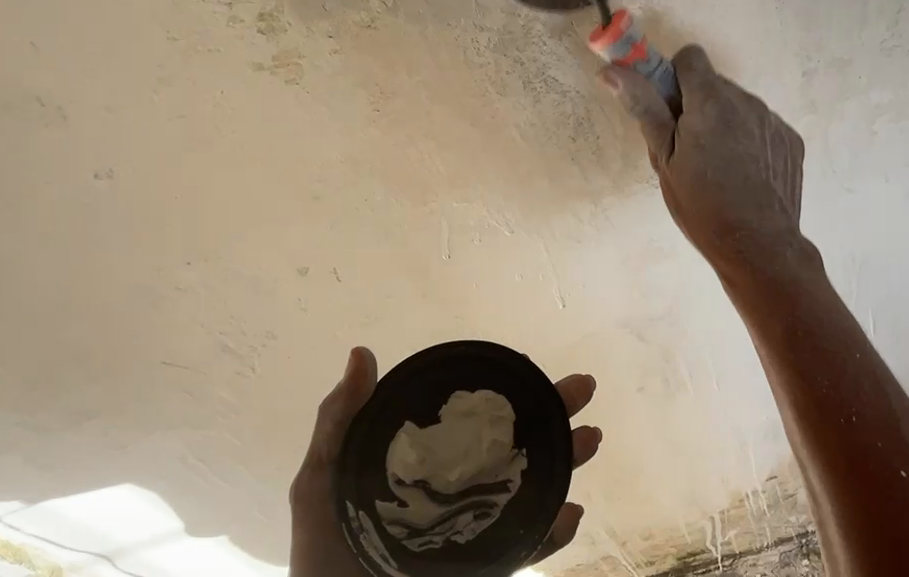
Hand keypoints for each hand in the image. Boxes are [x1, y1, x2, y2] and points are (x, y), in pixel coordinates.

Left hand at [289, 348, 603, 576]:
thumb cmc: (324, 552)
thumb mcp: (319, 482)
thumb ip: (338, 423)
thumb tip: (361, 353)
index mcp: (430, 460)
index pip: (476, 418)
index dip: (508, 390)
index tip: (530, 366)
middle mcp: (461, 487)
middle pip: (517, 445)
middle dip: (555, 414)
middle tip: (582, 389)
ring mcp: (477, 529)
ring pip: (532, 488)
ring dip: (566, 462)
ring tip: (590, 439)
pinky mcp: (487, 566)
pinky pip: (527, 548)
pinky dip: (552, 533)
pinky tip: (568, 513)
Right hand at [601, 45, 807, 279]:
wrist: (759, 246)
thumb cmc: (702, 204)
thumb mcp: (663, 158)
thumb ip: (643, 106)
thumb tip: (612, 70)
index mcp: (711, 100)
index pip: (691, 56)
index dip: (674, 75)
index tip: (669, 106)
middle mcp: (747, 100)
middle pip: (714, 84)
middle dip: (698, 103)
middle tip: (688, 145)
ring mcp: (773, 120)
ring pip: (739, 105)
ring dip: (725, 121)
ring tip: (718, 165)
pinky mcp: (791, 140)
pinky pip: (762, 125)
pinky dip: (750, 139)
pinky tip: (745, 174)